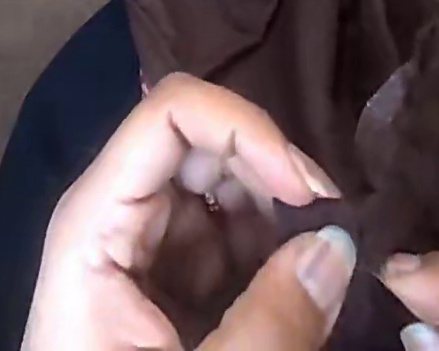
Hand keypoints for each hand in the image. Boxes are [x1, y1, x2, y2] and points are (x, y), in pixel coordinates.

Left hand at [23, 74, 352, 349]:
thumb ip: (271, 324)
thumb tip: (339, 244)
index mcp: (98, 217)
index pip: (169, 114)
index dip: (241, 127)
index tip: (303, 189)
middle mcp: (122, 206)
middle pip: (204, 139)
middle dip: (274, 167)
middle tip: (335, 224)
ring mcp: (150, 234)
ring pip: (225, 177)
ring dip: (281, 205)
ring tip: (326, 254)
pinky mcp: (175, 265)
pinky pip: (232, 224)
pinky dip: (274, 239)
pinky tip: (301, 275)